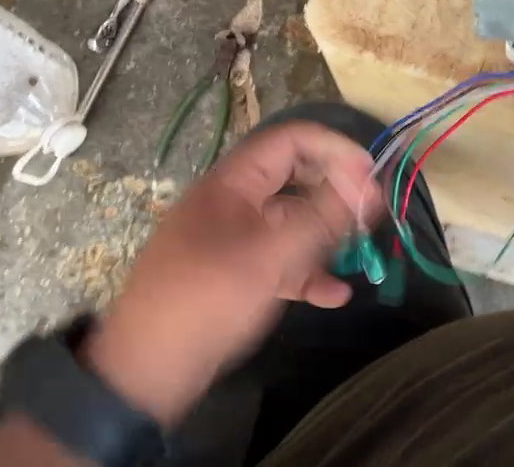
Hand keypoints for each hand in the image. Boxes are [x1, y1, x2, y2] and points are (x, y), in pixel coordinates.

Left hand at [79, 122, 379, 424]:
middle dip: (335, 192)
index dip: (335, 149)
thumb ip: (323, 216)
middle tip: (369, 211)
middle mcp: (234, 201)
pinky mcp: (233, 274)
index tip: (370, 174)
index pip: (292, 140)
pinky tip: (335, 294)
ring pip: (291, 221)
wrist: (143, 374)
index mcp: (234, 182)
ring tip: (360, 252)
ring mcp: (232, 239)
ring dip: (326, 235)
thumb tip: (368, 185)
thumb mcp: (272, 255)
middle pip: (295, 178)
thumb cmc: (208, 299)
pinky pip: (279, 260)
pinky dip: (307, 272)